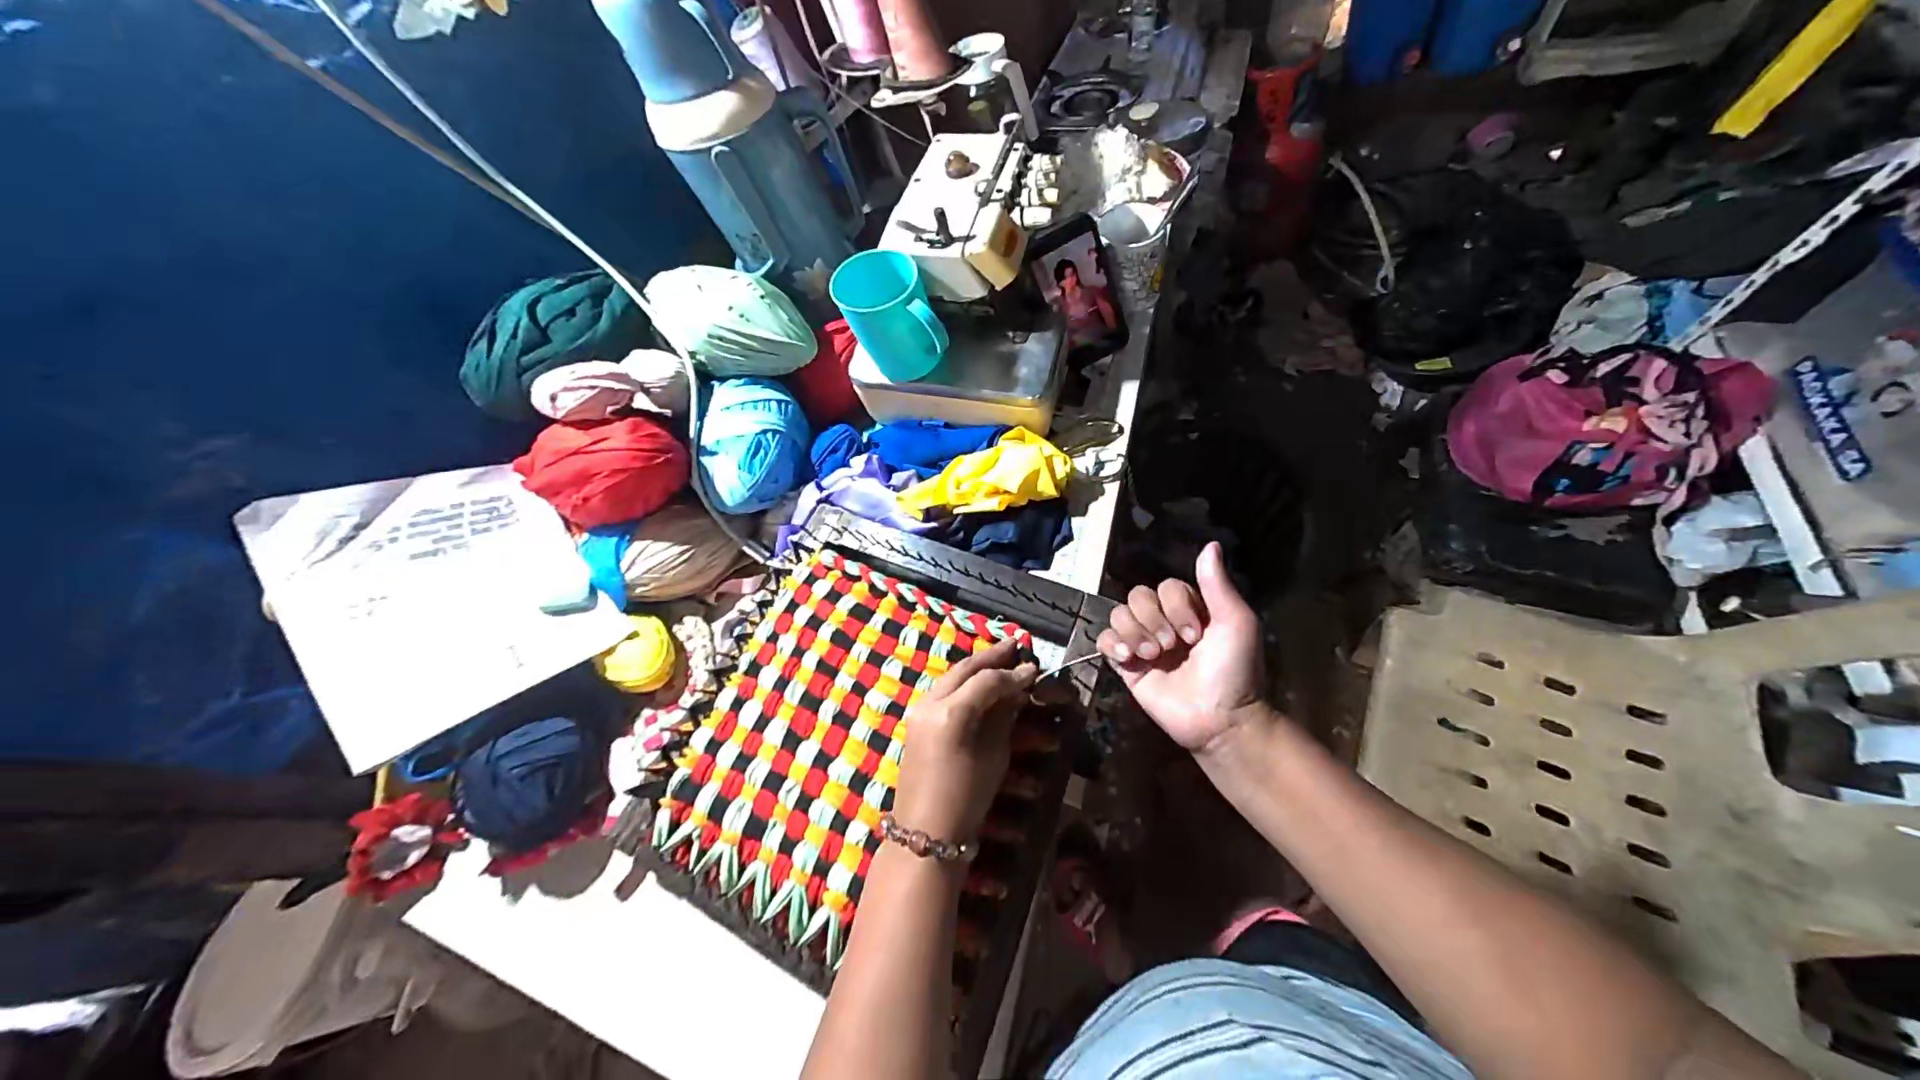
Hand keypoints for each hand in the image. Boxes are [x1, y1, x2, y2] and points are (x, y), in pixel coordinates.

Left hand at [892, 640, 1037, 843]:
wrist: (925, 833)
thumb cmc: (967, 797)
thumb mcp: (994, 756)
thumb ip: (1003, 717)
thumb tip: (1016, 691)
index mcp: (951, 711)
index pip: (988, 679)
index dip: (1014, 673)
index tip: (1035, 668)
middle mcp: (930, 702)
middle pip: (965, 669)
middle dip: (991, 657)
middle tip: (1014, 646)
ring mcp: (919, 711)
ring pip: (951, 677)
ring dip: (976, 668)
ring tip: (998, 659)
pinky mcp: (915, 723)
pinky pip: (942, 693)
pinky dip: (962, 684)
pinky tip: (977, 682)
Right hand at [1098, 542, 1265, 752]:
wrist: (1219, 719)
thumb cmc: (1235, 671)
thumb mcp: (1236, 622)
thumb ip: (1217, 585)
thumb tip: (1211, 544)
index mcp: (1190, 611)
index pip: (1166, 587)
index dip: (1176, 606)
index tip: (1196, 634)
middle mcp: (1164, 623)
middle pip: (1138, 596)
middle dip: (1153, 619)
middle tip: (1172, 646)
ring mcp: (1143, 644)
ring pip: (1119, 614)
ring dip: (1134, 632)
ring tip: (1153, 656)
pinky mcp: (1126, 666)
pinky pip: (1104, 640)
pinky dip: (1112, 643)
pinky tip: (1127, 657)